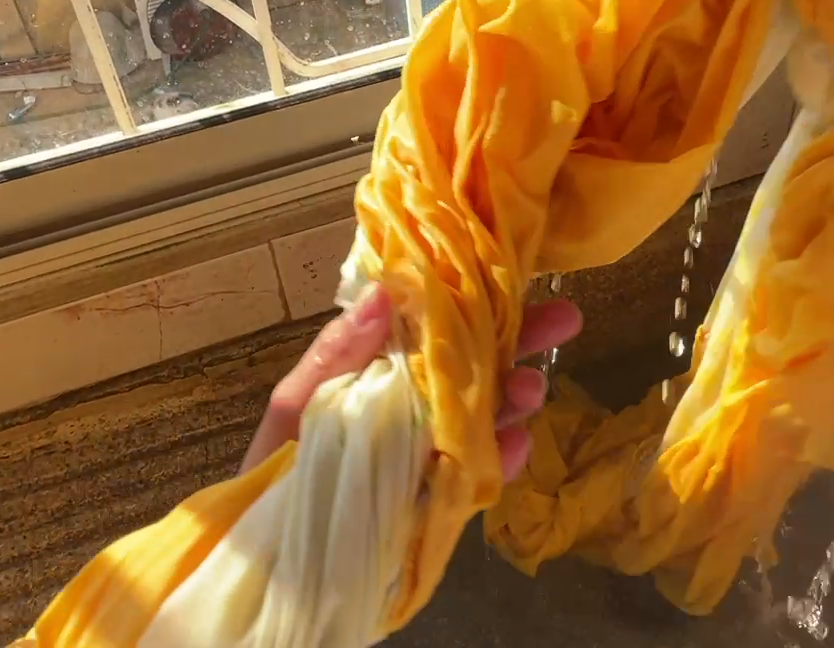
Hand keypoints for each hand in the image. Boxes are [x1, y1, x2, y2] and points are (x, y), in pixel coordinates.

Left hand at [241, 286, 582, 478]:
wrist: (272, 563)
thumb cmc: (276, 469)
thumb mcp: (295, 406)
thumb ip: (336, 353)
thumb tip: (384, 289)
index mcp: (377, 366)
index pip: (432, 321)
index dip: (471, 296)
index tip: (509, 272)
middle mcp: (411, 399)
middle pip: (470, 361)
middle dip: (515, 338)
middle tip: (561, 317)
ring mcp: (428, 447)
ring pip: (482, 412)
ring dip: (513, 395)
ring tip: (533, 387)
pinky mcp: (439, 494)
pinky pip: (476, 471)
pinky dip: (499, 458)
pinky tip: (517, 445)